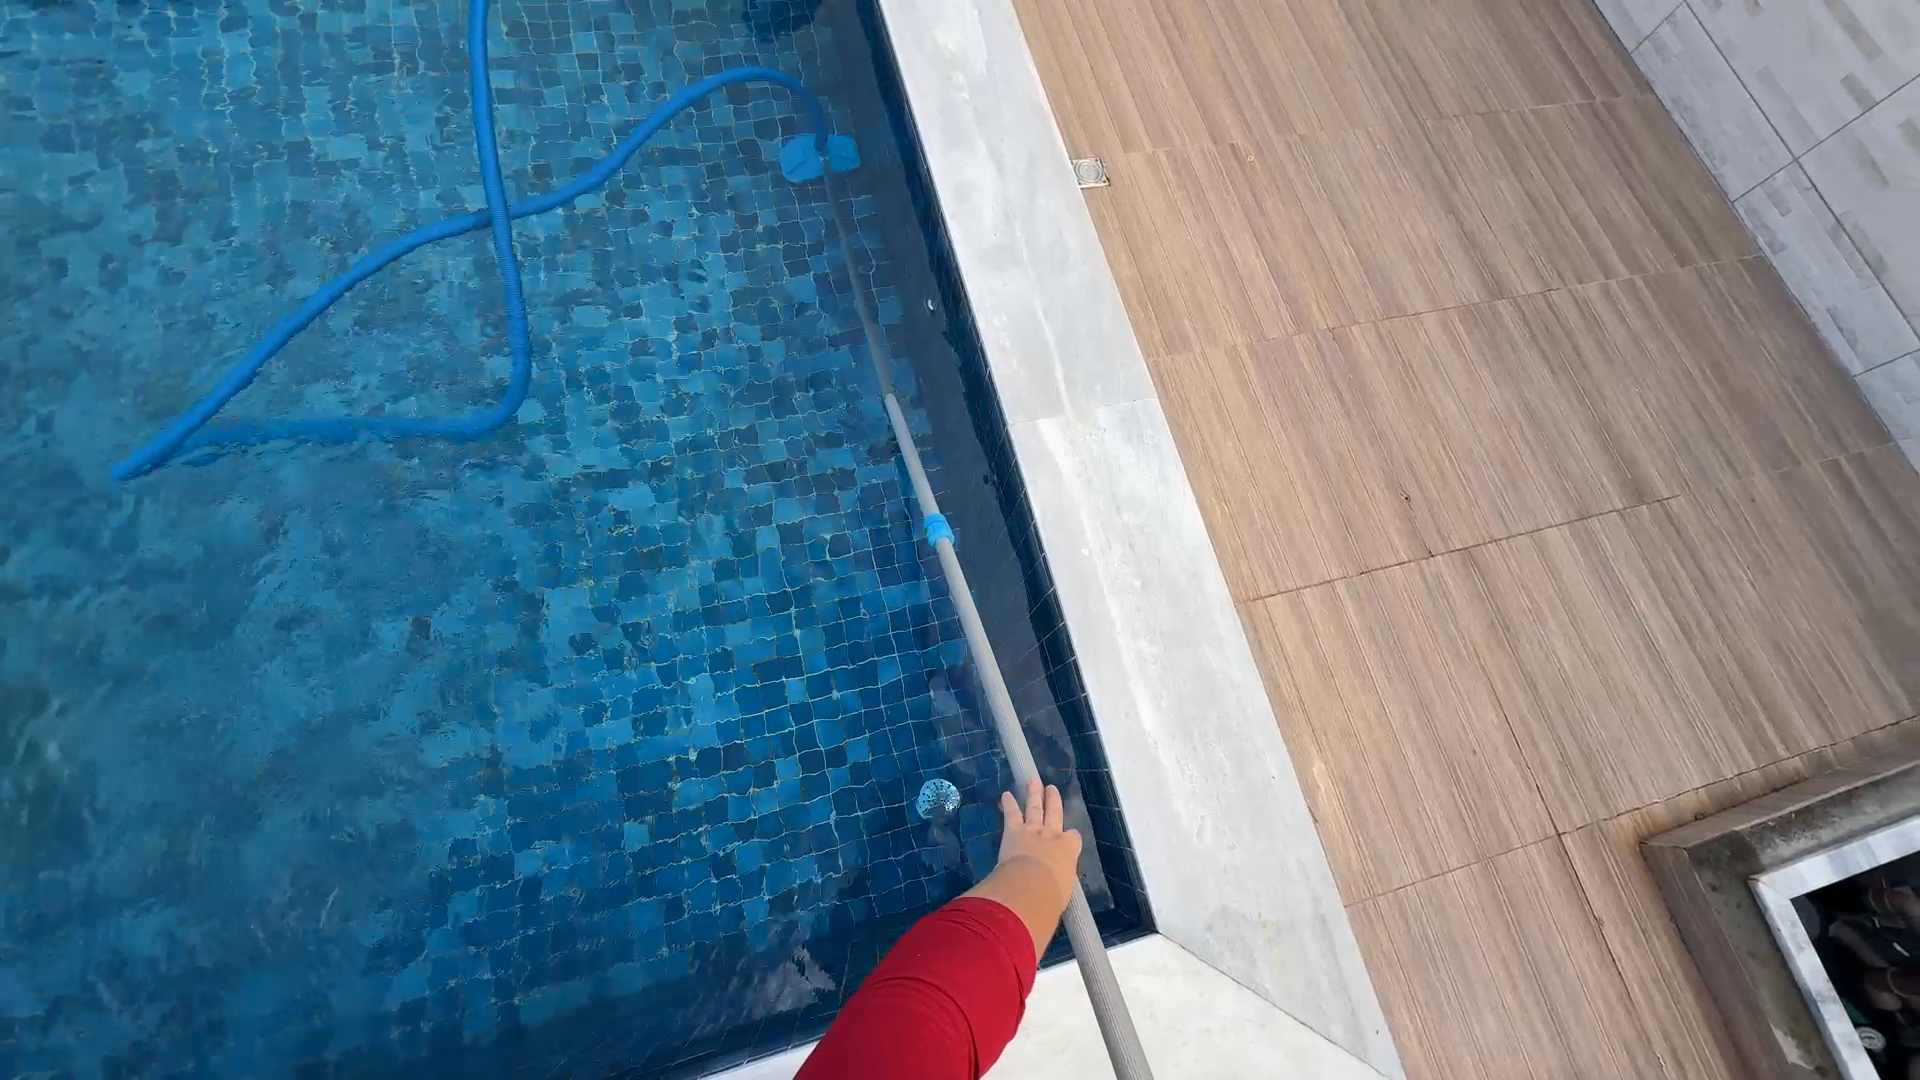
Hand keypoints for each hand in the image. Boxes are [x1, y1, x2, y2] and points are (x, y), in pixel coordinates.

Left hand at [995, 777, 1082, 910]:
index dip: (1071, 839)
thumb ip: (1060, 886)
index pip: (1074, 839)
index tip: (1070, 839)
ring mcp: (1033, 830)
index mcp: (1069, 851)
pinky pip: (1012, 814)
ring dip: (1034, 794)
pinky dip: (1009, 804)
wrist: (1031, 886)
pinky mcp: (1014, 830)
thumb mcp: (1064, 891)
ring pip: (1035, 808)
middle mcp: (1052, 836)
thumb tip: (1053, 895)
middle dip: (1053, 801)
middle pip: (1055, 813)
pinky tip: (1006, 794)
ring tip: (1033, 781)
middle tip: (1051, 788)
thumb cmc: (1052, 895)